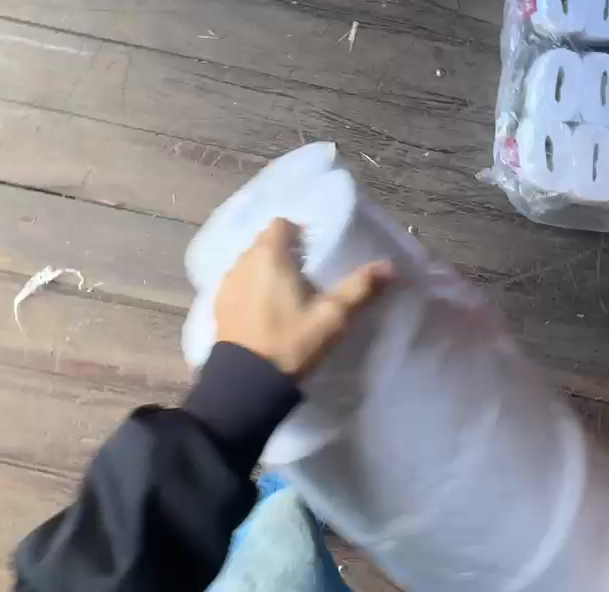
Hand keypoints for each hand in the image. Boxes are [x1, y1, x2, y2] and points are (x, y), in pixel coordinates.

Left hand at [213, 218, 394, 378]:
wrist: (246, 383)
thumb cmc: (291, 342)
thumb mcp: (332, 317)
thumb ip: (360, 288)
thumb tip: (390, 267)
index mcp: (269, 254)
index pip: (281, 224)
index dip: (298, 233)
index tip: (314, 254)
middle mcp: (243, 261)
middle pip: (264, 242)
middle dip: (283, 251)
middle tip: (305, 275)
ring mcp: (227, 282)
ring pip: (250, 262)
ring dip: (265, 270)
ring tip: (285, 295)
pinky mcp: (218, 304)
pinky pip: (238, 283)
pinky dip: (250, 288)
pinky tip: (264, 312)